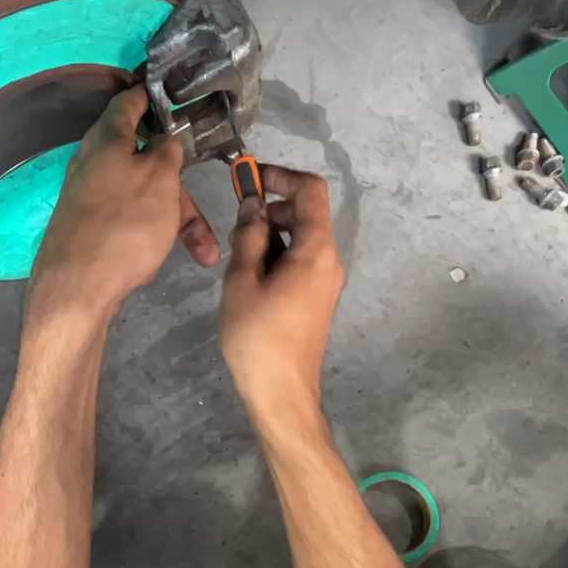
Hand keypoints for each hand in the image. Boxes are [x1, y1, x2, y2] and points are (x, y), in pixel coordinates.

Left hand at [26, 88, 219, 332]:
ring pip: (140, 201)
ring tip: (203, 254)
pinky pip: (125, 225)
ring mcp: (86, 201)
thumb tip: (162, 139)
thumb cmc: (124, 224)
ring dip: (174, 224)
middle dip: (180, 193)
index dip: (151, 98)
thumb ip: (166, 151)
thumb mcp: (159, 179)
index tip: (171, 97)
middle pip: (144, 165)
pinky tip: (152, 264)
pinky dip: (147, 238)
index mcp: (105, 140)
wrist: (76, 289)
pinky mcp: (85, 233)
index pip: (128, 103)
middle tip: (205, 220)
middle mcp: (91, 165)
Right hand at [219, 165, 344, 423]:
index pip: (311, 190)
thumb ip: (248, 237)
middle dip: (272, 209)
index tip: (250, 179)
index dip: (282, 175)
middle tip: (237, 227)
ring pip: (302, 239)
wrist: (281, 391)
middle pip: (307, 214)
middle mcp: (329, 261)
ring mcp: (326, 282)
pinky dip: (278, 256)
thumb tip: (253, 205)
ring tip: (239, 258)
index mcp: (316, 251)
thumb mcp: (242, 282)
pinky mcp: (317, 299)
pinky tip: (251, 279)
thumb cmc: (257, 337)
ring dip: (271, 235)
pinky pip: (301, 262)